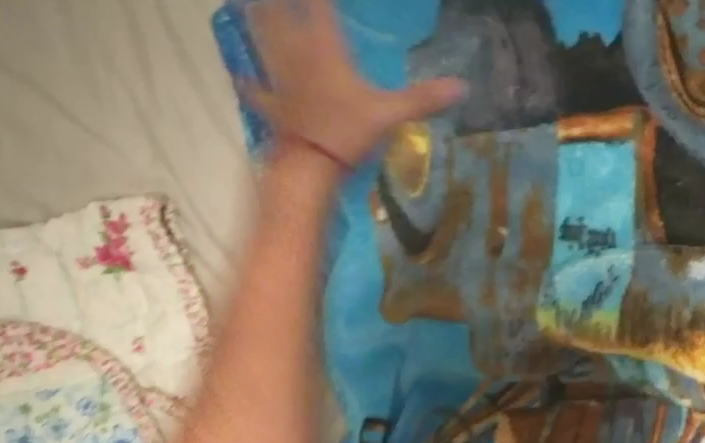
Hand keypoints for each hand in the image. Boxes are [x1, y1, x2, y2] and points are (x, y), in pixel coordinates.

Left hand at [243, 0, 465, 168]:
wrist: (310, 165)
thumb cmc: (347, 133)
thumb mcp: (389, 114)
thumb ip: (422, 98)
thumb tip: (463, 87)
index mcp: (327, 48)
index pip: (320, 5)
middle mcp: (299, 54)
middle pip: (281, 12)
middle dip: (281, 2)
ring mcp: (281, 79)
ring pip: (263, 40)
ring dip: (257, 20)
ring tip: (249, 5)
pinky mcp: (272, 106)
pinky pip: (257, 91)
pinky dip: (250, 84)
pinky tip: (241, 77)